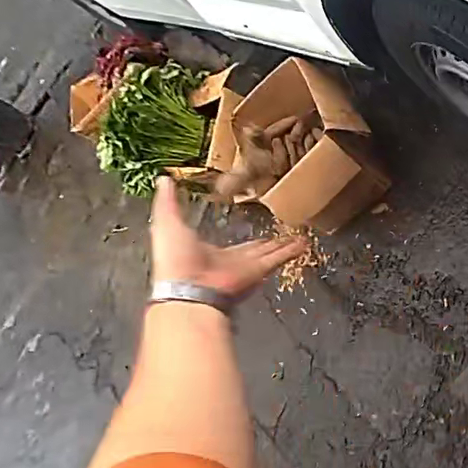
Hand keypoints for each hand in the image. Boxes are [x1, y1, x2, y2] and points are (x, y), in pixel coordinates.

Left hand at [150, 177, 305, 299]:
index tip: (255, 227)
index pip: (233, 243)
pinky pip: (279, 259)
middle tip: (283, 234)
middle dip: (270, 243)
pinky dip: (292, 252)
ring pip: (271, 253)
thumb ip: (168, 202)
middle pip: (257, 249)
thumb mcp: (166, 222)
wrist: (186, 287)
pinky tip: (303, 244)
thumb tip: (164, 180)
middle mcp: (232, 261)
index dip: (245, 236)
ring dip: (285, 246)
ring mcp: (247, 266)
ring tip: (299, 238)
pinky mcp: (258, 270)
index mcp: (211, 252)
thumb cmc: (174, 259)